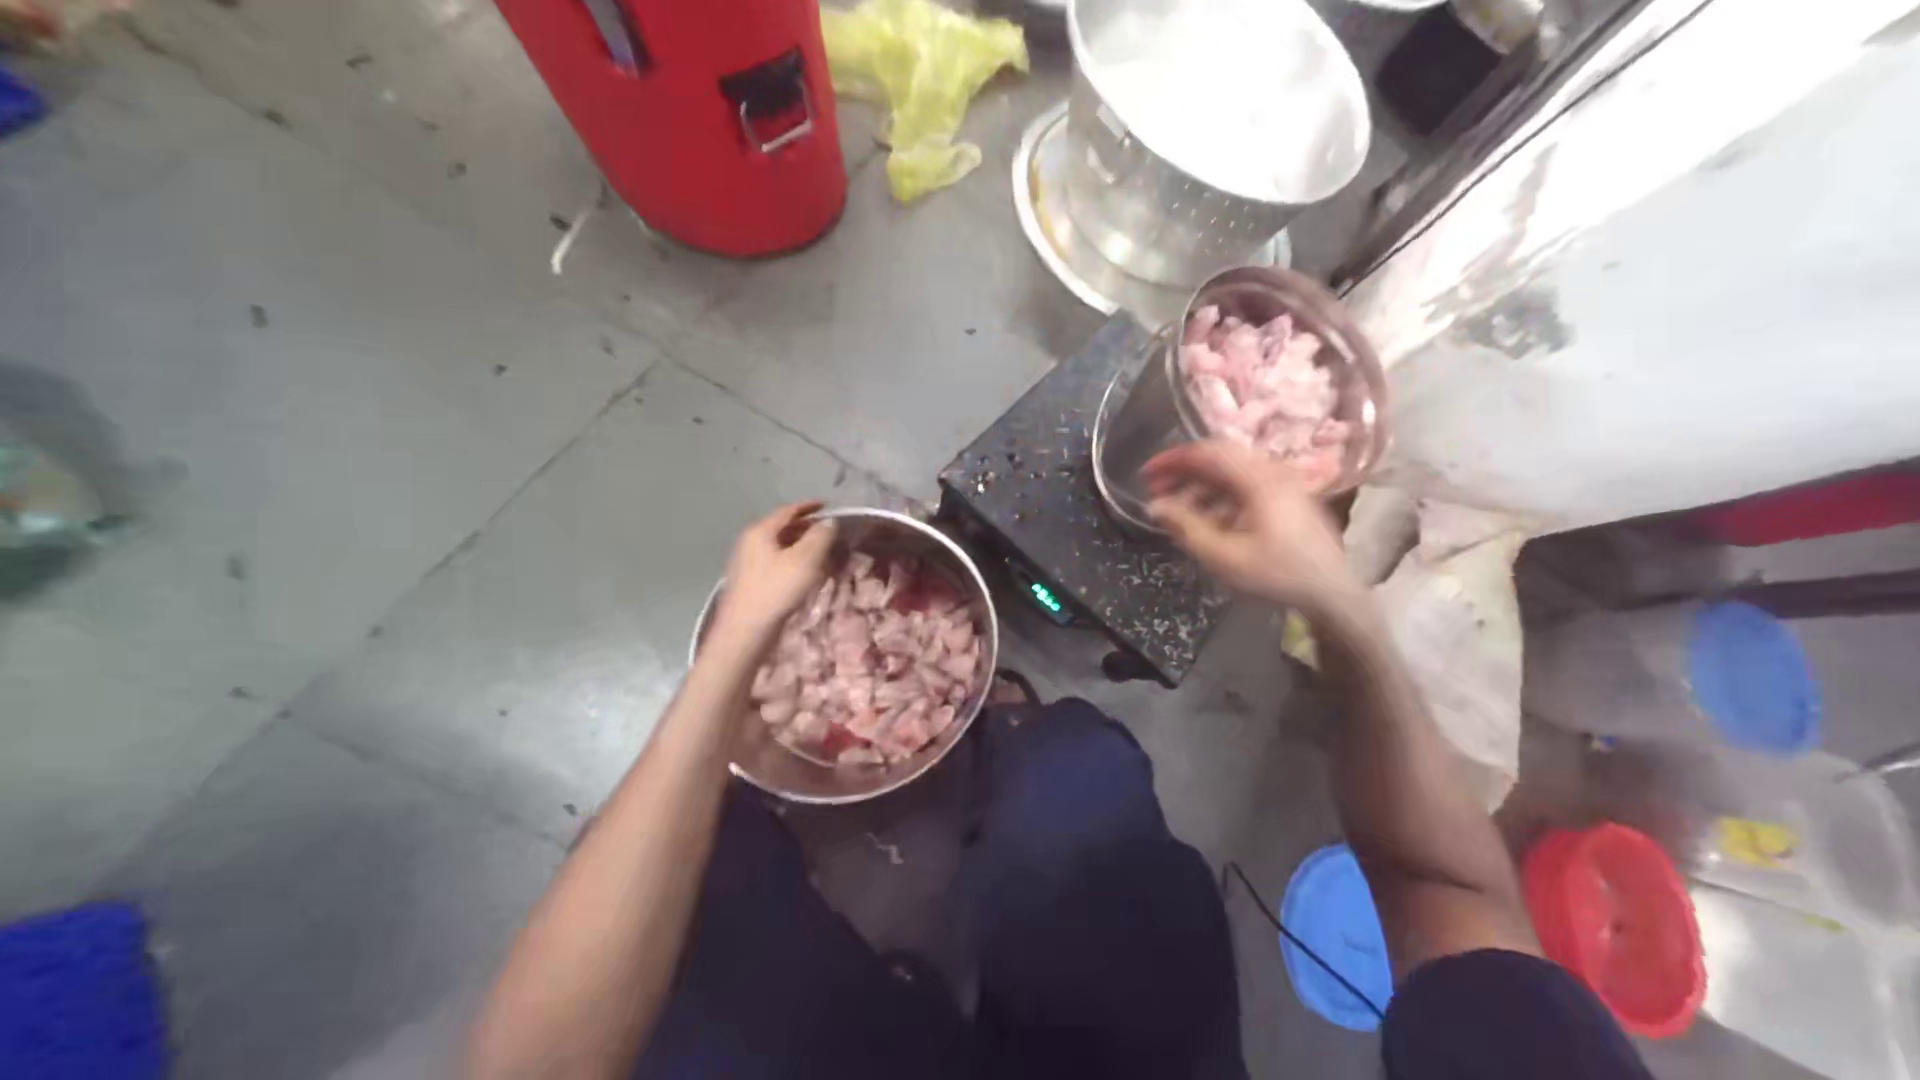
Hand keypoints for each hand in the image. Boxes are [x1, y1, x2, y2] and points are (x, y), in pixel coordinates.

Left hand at [710, 501, 836, 642]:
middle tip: (828, 533)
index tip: (827, 506)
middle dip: (806, 528)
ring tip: (821, 554)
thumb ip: (820, 536)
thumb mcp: (805, 560)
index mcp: (760, 531)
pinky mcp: (749, 582)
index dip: (809, 507)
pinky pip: (775, 563)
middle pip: (782, 528)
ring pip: (779, 547)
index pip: (787, 511)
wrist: (745, 631)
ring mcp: (747, 563)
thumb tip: (829, 522)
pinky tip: (804, 575)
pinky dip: (792, 562)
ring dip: (800, 547)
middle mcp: (750, 542)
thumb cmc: (776, 590)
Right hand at [1144, 440, 1363, 617]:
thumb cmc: (1277, 575)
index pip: (1208, 452)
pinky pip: (1245, 487)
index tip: (1146, 474)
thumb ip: (1186, 526)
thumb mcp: (1223, 556)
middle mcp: (1273, 472)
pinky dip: (1219, 496)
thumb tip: (1155, 506)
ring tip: (1177, 509)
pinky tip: (1206, 519)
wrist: (1332, 594)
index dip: (1172, 459)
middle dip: (1184, 472)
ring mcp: (1284, 485)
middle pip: (1219, 459)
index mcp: (1259, 479)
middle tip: (1156, 491)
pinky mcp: (1288, 500)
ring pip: (1232, 473)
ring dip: (1200, 486)